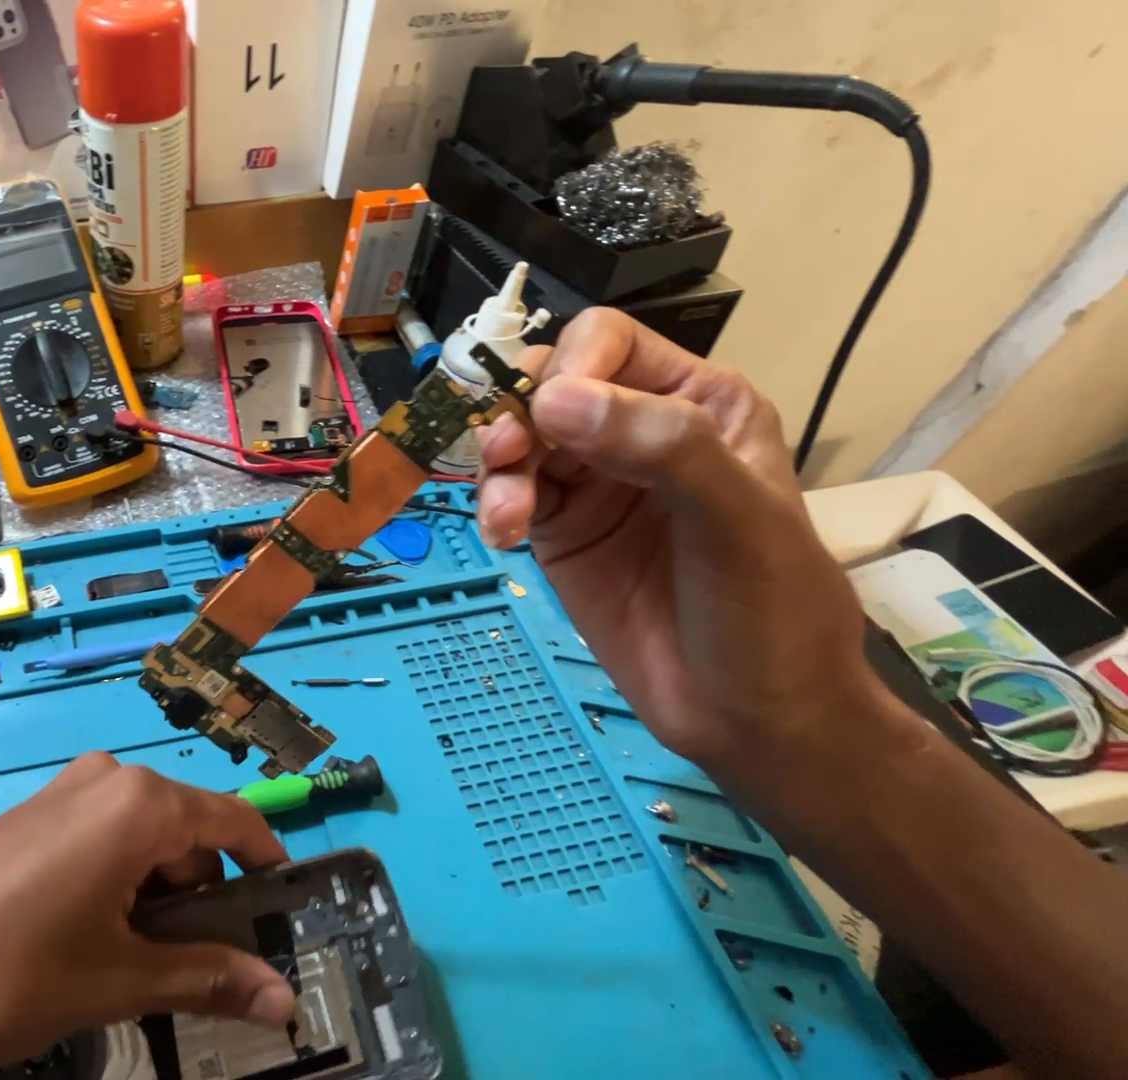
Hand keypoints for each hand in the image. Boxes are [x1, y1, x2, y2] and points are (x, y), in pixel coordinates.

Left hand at [0, 754, 295, 1079]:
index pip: (233, 819)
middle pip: (187, 830)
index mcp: (138, 801)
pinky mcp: (29, 815)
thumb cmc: (10, 974)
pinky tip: (90, 937)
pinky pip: (99, 837)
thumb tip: (285, 1000)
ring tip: (136, 962)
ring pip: (142, 837)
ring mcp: (60, 793)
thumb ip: (208, 979)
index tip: (283, 911)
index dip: (266, 862)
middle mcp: (105, 779)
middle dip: (203, 893)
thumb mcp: (118, 980)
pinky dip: (117, 881)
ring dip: (157, 893)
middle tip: (201, 965)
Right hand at [473, 309, 878, 772]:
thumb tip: (552, 400)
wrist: (748, 716)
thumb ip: (659, 447)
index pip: (608, 345)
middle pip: (545, 387)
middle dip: (516, 418)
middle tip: (507, 460)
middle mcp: (633, 431)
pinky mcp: (556, 527)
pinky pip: (506, 493)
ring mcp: (588, 482)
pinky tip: (502, 537)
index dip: (570, 367)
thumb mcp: (736, 519)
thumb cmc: (768, 613)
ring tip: (506, 519)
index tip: (549, 418)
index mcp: (696, 404)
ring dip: (496, 469)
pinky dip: (492, 506)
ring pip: (514, 440)